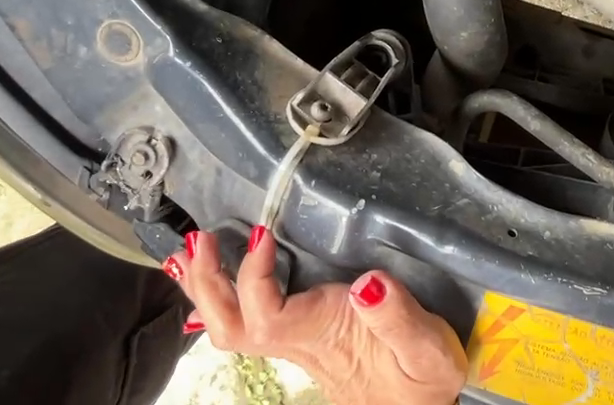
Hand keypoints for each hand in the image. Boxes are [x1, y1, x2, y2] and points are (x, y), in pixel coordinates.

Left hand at [166, 230, 467, 404]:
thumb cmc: (425, 381)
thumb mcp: (426, 351)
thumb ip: (398, 318)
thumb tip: (367, 285)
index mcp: (326, 337)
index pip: (269, 316)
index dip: (254, 277)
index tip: (261, 233)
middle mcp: (302, 341)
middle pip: (233, 326)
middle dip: (208, 284)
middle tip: (198, 238)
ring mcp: (298, 340)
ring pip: (232, 326)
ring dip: (206, 288)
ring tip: (188, 250)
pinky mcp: (304, 333)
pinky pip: (248, 319)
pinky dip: (223, 294)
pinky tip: (214, 277)